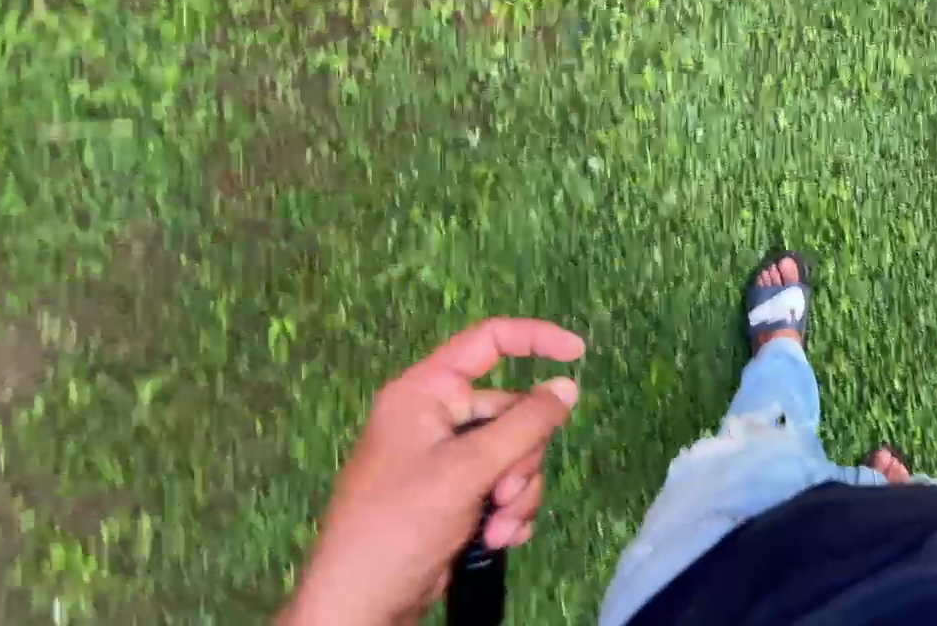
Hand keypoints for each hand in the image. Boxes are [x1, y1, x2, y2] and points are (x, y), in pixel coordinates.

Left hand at [279, 319, 585, 625]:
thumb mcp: (470, 469)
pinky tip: (499, 536)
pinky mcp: (456, 490)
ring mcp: (446, 455)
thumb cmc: (399, 526)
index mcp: (425, 392)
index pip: (490, 339)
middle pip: (513, 407)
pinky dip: (511, 507)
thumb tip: (569, 388)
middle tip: (507, 491)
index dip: (537, 338)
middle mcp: (436, 416)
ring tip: (500, 525)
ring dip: (519, 488)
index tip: (577, 354)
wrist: (359, 612)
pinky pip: (506, 478)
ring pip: (516, 448)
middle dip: (524, 454)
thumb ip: (527, 423)